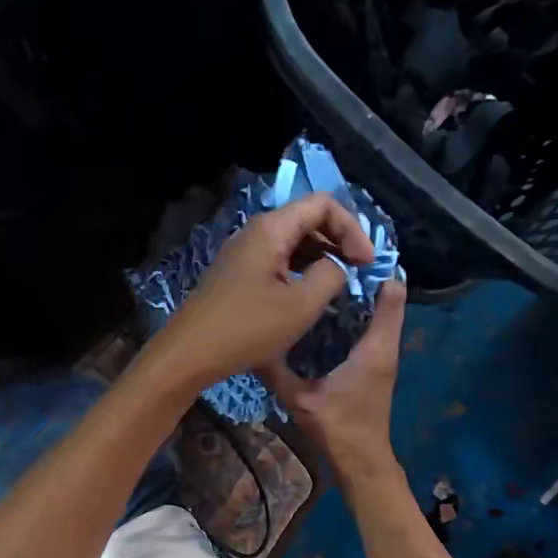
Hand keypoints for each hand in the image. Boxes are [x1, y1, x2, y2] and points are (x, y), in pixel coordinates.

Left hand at [147, 194, 374, 388]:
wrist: (190, 353)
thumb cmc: (248, 329)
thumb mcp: (301, 305)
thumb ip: (331, 276)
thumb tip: (338, 266)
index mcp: (271, 230)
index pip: (323, 204)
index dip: (352, 228)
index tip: (366, 262)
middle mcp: (256, 232)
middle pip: (308, 219)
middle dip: (339, 240)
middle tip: (359, 271)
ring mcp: (244, 253)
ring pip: (294, 242)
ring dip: (322, 257)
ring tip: (340, 284)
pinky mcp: (238, 274)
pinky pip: (279, 261)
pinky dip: (302, 270)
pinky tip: (310, 295)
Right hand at [263, 276, 406, 482]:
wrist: (361, 462)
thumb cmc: (338, 427)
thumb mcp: (300, 398)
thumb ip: (278, 370)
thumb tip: (252, 342)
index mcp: (374, 347)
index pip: (389, 293)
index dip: (373, 267)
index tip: (345, 248)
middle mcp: (384, 345)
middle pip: (383, 298)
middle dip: (360, 276)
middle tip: (326, 257)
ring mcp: (382, 356)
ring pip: (377, 313)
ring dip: (357, 295)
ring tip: (323, 276)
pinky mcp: (374, 365)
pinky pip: (368, 329)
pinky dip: (354, 315)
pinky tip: (325, 311)